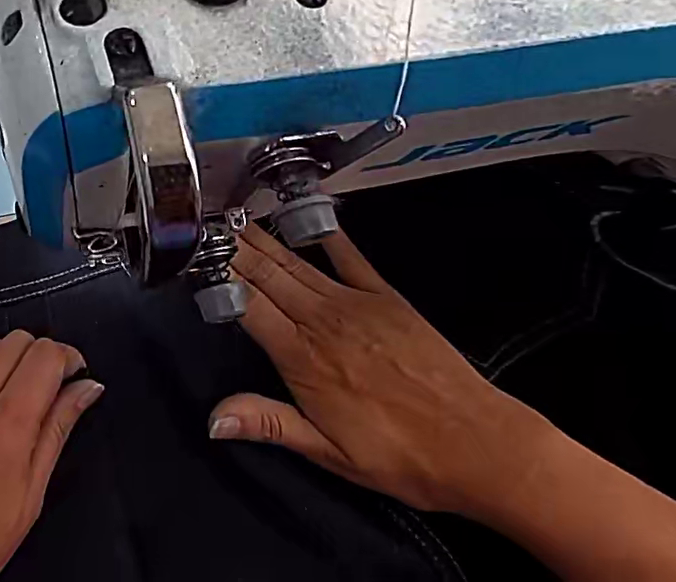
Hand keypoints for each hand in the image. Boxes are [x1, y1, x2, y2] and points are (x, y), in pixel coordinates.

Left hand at [0, 330, 104, 581]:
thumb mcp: (30, 495)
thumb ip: (60, 427)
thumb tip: (88, 387)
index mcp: (3, 429)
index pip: (47, 354)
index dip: (68, 359)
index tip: (72, 374)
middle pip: (20, 339)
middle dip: (39, 357)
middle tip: (43, 390)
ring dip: (8, 363)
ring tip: (7, 405)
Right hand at [209, 225, 550, 517]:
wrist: (475, 441)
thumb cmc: (403, 456)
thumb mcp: (330, 454)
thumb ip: (270, 423)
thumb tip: (217, 417)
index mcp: (306, 360)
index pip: (250, 307)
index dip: (221, 280)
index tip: (199, 260)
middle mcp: (325, 322)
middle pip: (269, 276)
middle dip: (235, 249)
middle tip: (210, 225)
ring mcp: (357, 303)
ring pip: (298, 263)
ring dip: (266, 239)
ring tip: (240, 219)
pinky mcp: (386, 296)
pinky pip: (349, 257)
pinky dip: (327, 235)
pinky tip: (308, 218)